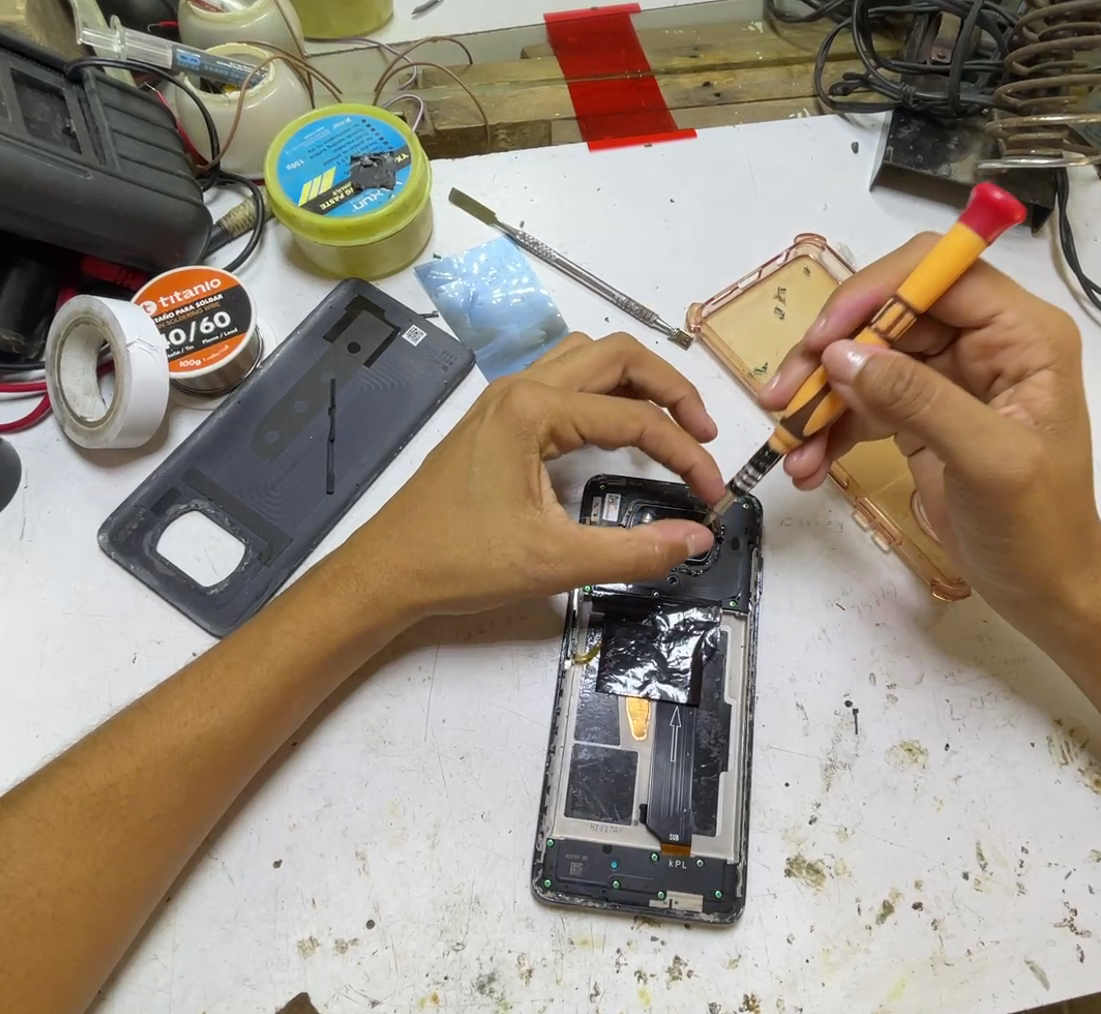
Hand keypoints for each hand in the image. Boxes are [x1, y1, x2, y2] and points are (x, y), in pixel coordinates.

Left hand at [340, 333, 727, 618]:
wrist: (388, 570)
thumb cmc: (462, 562)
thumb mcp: (554, 562)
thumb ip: (634, 551)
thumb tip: (700, 538)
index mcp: (533, 410)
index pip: (633, 418)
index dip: (684, 454)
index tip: (713, 493)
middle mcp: (521, 387)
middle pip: (617, 356)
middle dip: (670, 389)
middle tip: (703, 434)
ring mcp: (505, 399)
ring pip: (588, 360)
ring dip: (635, 381)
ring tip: (668, 424)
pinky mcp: (498, 419)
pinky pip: (564, 381)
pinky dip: (603, 393)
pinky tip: (613, 429)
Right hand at [756, 233, 1100, 636]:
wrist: (1042, 587)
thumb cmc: (1037, 526)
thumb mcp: (987, 460)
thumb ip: (917, 400)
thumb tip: (840, 357)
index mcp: (1020, 335)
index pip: (937, 276)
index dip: (873, 295)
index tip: (819, 341)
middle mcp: (981, 345)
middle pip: (886, 319)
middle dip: (828, 358)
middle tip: (780, 399)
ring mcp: (944, 383)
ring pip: (864, 366)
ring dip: (819, 404)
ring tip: (790, 448)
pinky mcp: (917, 419)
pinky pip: (860, 410)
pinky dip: (829, 435)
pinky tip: (807, 468)